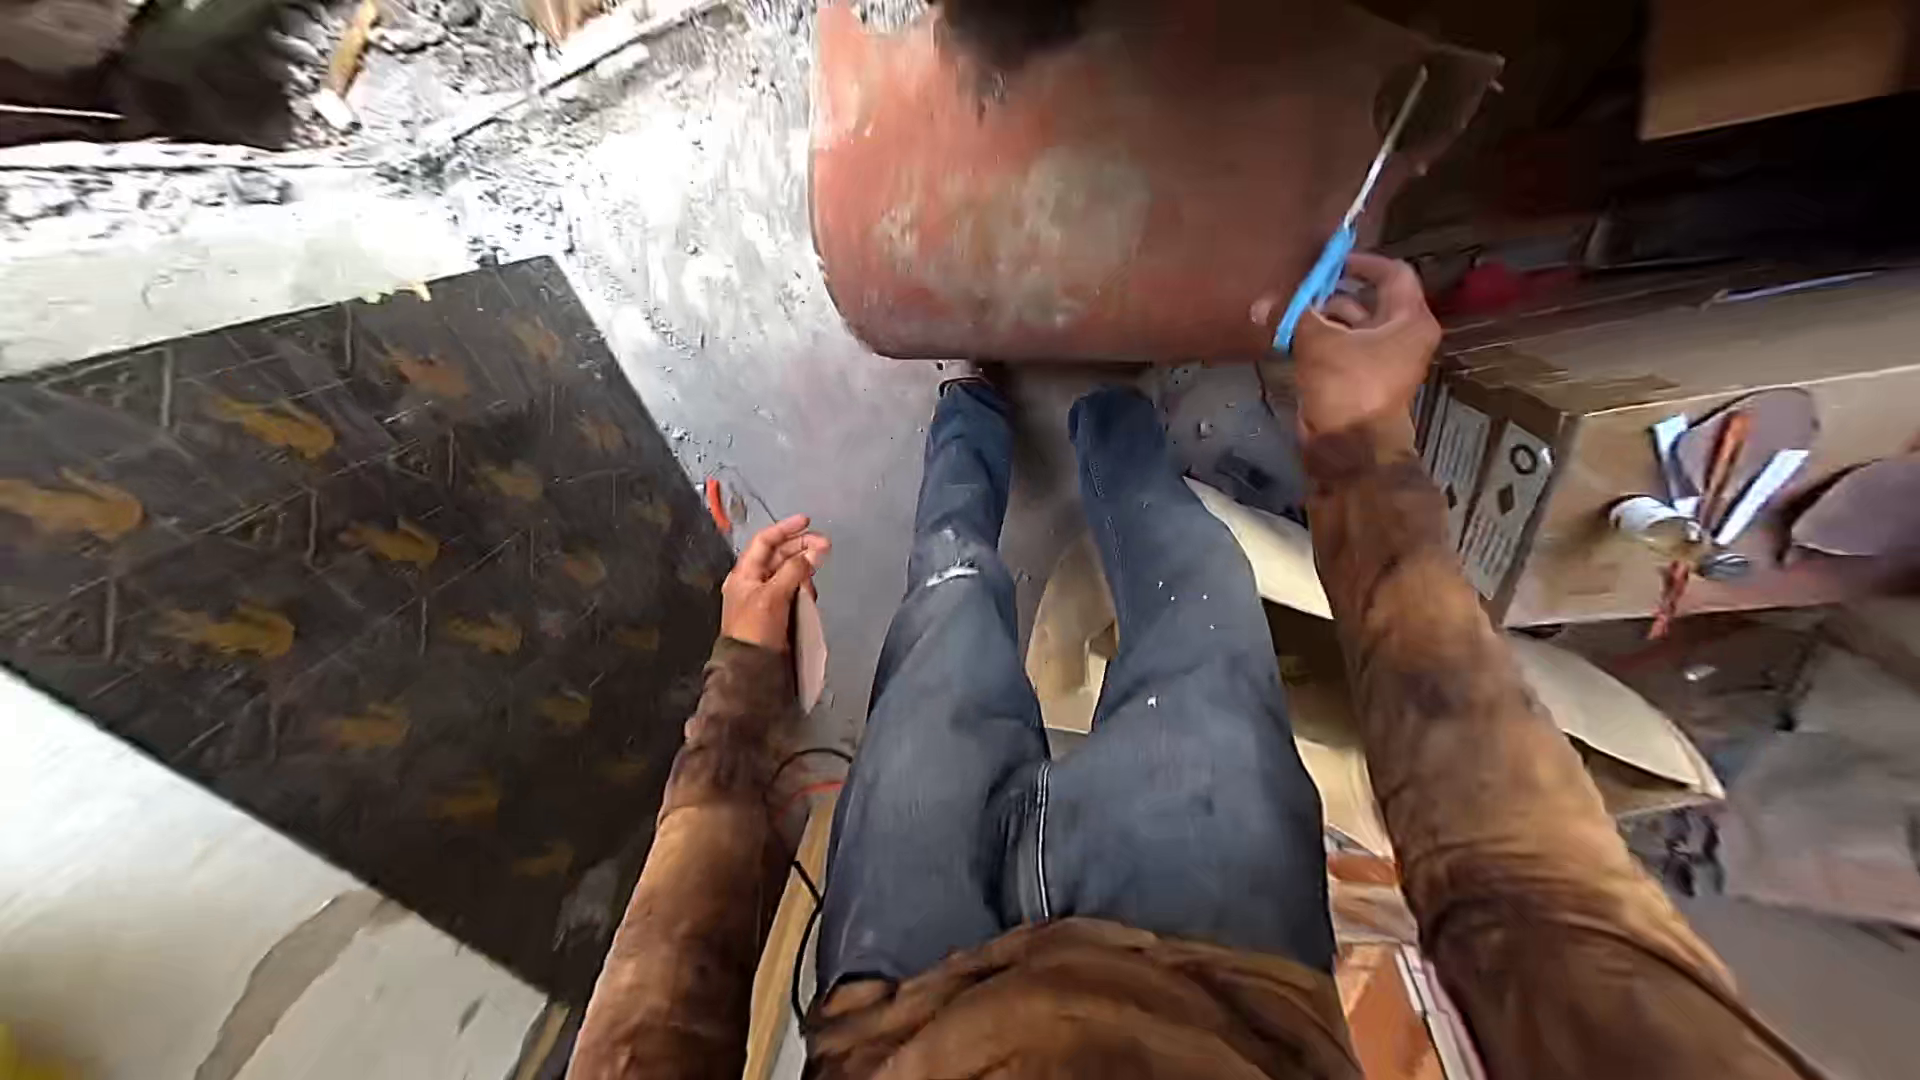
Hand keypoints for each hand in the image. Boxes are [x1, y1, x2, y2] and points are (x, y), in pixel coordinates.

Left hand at [721, 515, 830, 651]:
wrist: (751, 666)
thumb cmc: (756, 628)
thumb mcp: (773, 595)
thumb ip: (794, 571)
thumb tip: (814, 552)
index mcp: (745, 573)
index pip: (765, 541)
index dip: (785, 528)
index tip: (807, 521)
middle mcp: (755, 579)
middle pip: (780, 554)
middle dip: (802, 547)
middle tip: (825, 546)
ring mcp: (768, 594)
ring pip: (790, 570)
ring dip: (804, 569)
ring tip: (814, 575)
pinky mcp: (779, 608)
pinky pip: (794, 588)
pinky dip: (804, 586)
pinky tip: (810, 593)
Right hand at [1263, 253, 1439, 438]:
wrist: (1348, 445)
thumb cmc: (1347, 386)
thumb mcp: (1318, 343)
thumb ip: (1293, 317)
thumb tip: (1263, 302)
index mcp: (1409, 320)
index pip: (1393, 275)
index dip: (1362, 263)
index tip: (1331, 262)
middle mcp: (1400, 337)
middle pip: (1367, 302)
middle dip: (1331, 295)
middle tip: (1300, 290)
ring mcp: (1379, 361)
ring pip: (1349, 329)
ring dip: (1320, 321)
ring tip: (1289, 316)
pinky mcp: (1357, 381)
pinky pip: (1339, 352)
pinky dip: (1318, 344)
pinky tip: (1291, 341)